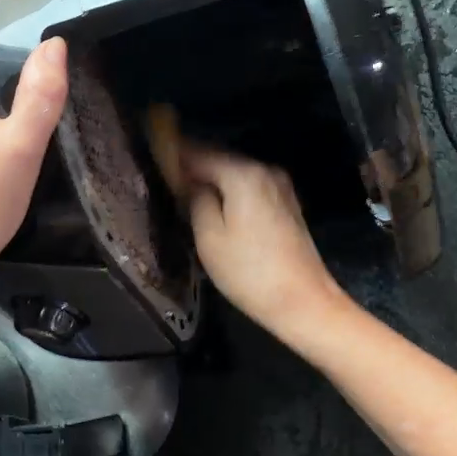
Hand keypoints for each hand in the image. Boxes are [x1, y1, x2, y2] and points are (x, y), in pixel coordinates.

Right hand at [179, 141, 348, 338]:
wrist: (304, 303)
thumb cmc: (249, 272)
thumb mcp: (209, 238)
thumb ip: (195, 200)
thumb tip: (190, 182)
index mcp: (243, 174)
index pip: (199, 152)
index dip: (174, 154)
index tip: (152, 155)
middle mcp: (264, 170)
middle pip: (219, 159)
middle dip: (193, 166)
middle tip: (164, 176)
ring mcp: (279, 185)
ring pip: (235, 173)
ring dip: (211, 179)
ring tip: (184, 191)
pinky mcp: (286, 203)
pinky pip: (249, 186)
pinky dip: (230, 190)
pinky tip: (215, 204)